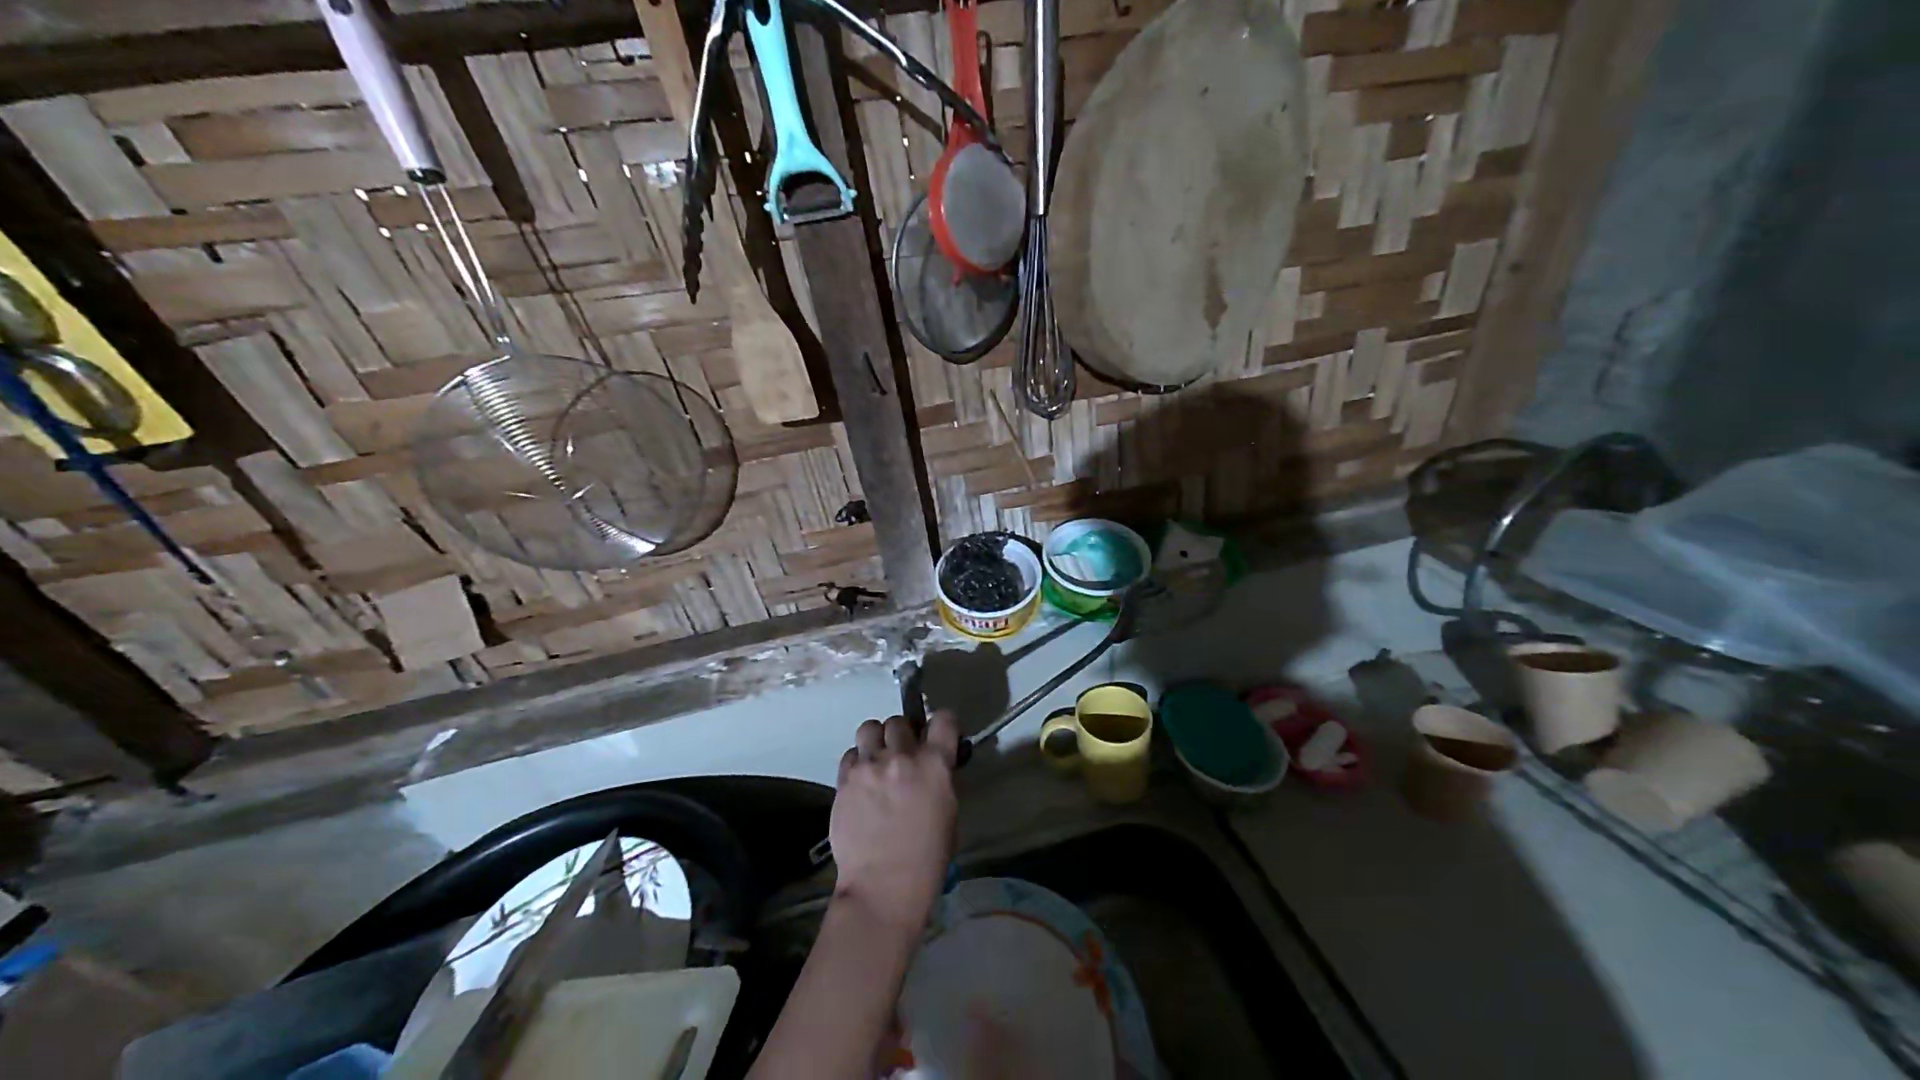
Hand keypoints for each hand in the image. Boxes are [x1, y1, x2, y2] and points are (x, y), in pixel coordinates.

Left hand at [830, 710, 959, 933]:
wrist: (882, 886)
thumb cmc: (926, 859)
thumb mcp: (948, 814)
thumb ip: (941, 781)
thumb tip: (935, 767)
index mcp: (935, 765)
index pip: (943, 720)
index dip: (943, 724)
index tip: (939, 734)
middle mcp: (901, 757)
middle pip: (900, 721)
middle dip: (904, 735)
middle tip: (903, 755)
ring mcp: (869, 766)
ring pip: (869, 728)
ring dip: (877, 740)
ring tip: (878, 759)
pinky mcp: (844, 779)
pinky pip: (850, 754)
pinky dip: (857, 762)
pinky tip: (862, 781)